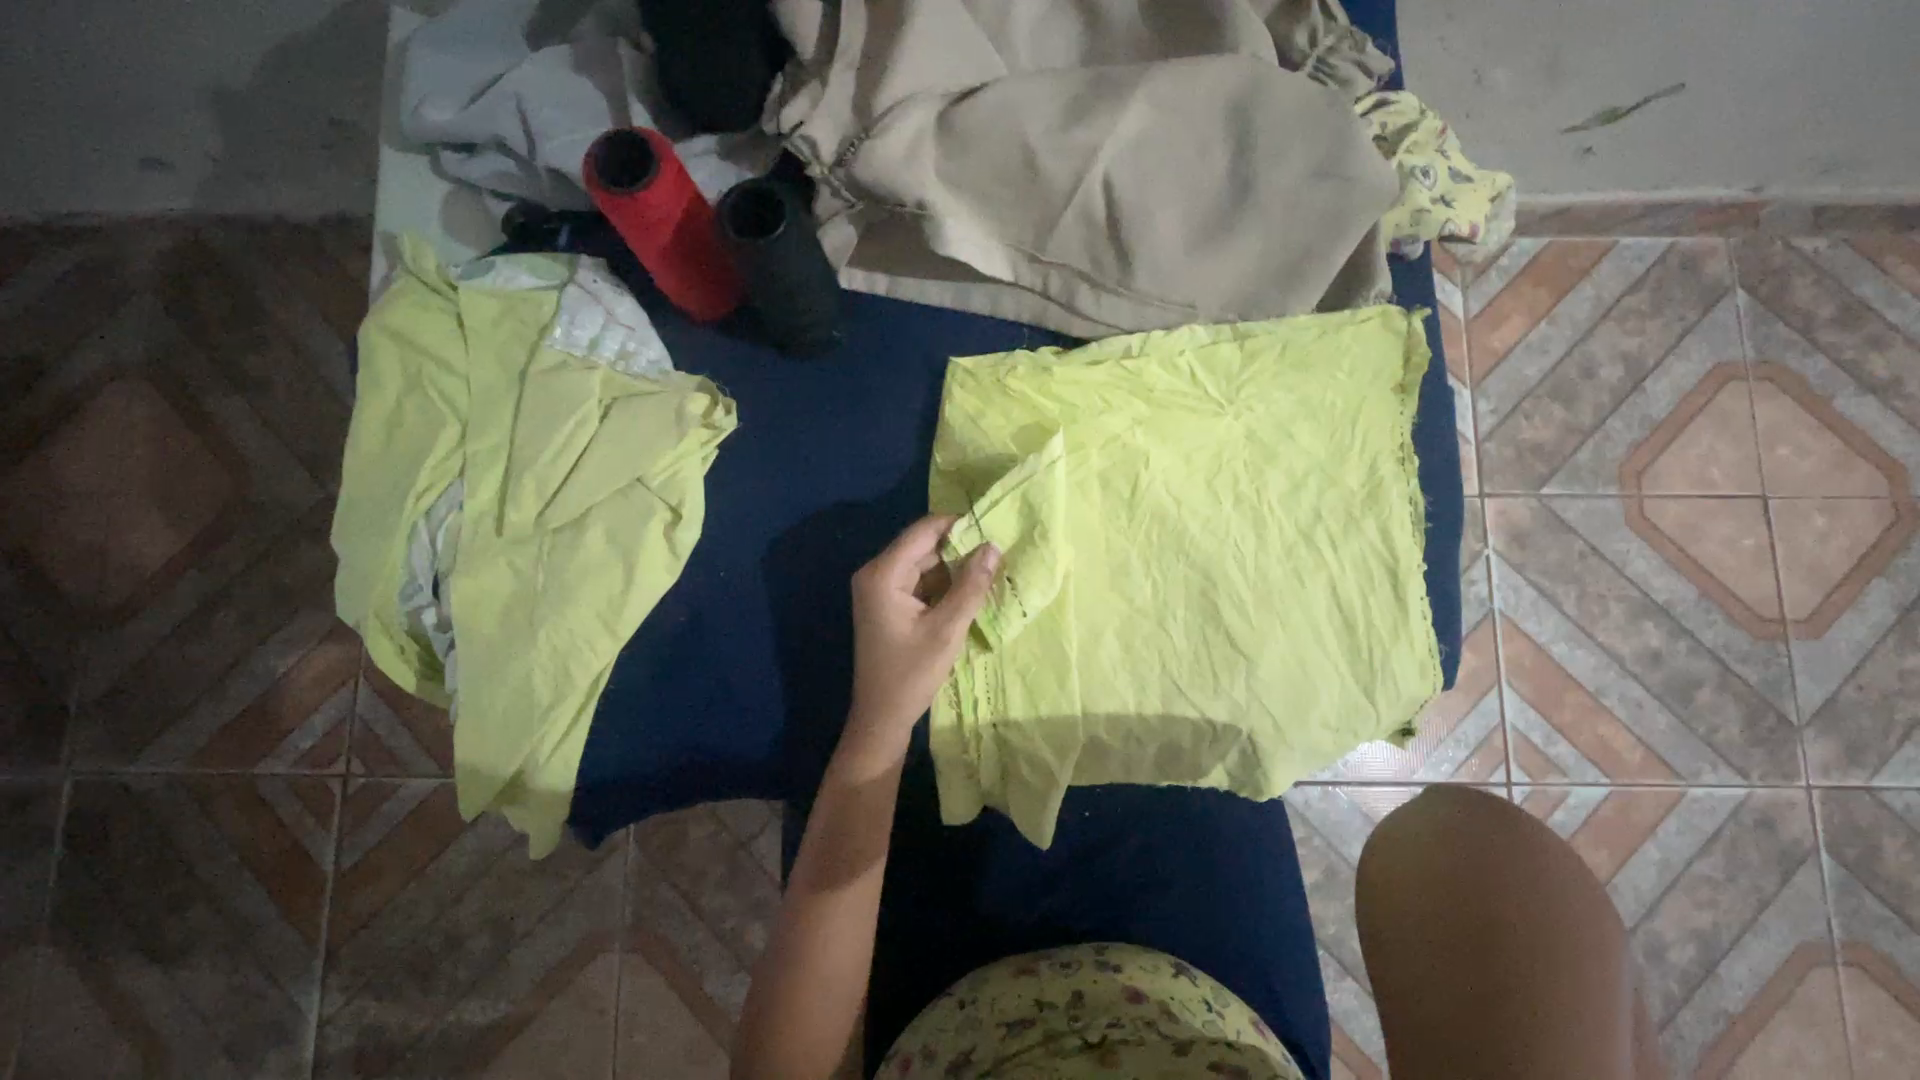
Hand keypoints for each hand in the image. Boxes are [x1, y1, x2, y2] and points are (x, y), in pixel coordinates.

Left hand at [845, 515, 1000, 757]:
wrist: (881, 716)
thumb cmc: (910, 675)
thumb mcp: (947, 630)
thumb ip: (971, 587)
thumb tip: (993, 546)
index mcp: (883, 574)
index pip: (924, 531)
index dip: (959, 525)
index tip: (993, 529)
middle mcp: (876, 573)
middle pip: (924, 545)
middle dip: (959, 549)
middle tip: (997, 556)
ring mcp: (879, 588)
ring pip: (924, 563)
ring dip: (954, 569)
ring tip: (989, 574)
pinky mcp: (887, 602)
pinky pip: (919, 581)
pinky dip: (943, 585)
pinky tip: (969, 593)